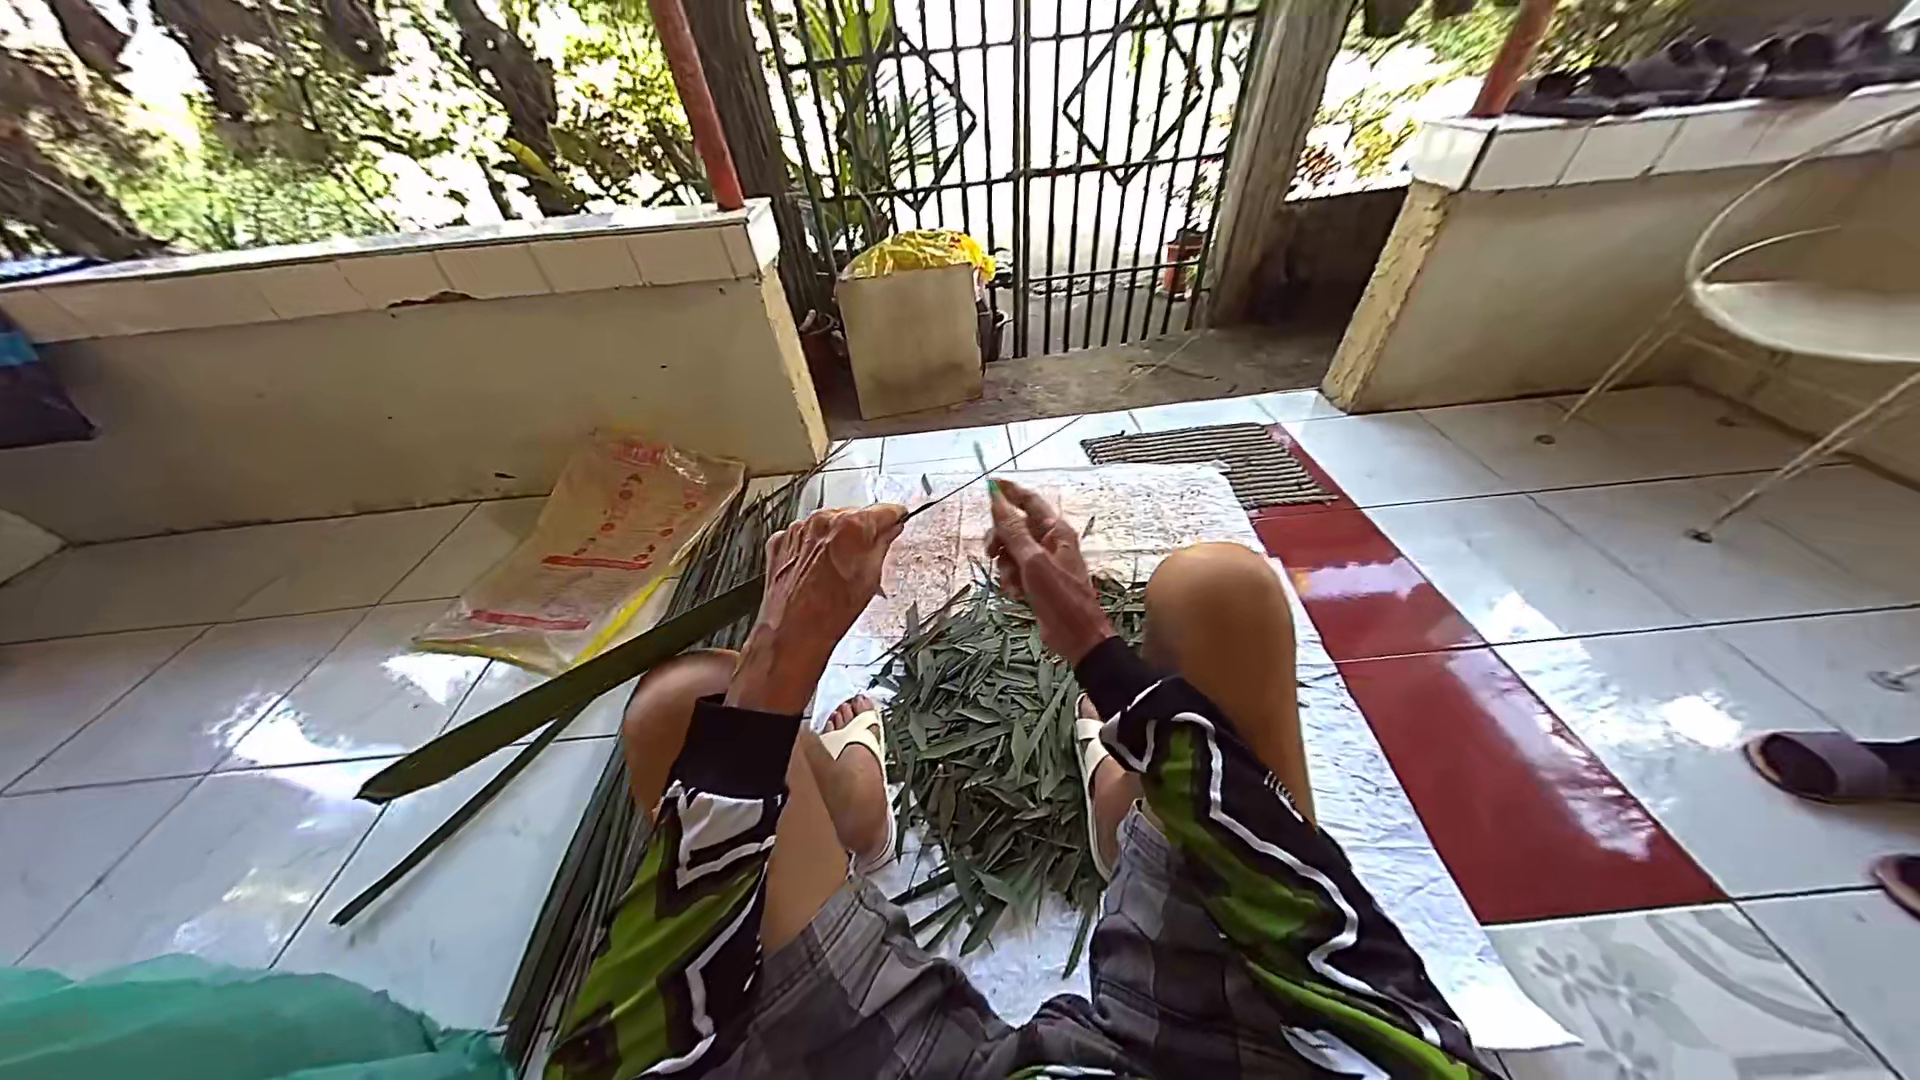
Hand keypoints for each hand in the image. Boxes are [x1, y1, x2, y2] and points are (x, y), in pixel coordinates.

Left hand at [727, 503, 906, 713]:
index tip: (898, 519)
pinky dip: (813, 548)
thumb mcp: (872, 578)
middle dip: (863, 532)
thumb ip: (884, 545)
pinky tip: (818, 571)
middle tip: (867, 557)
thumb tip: (889, 532)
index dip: (895, 517)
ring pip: (828, 525)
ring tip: (839, 571)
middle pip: (854, 516)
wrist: (794, 631)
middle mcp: (823, 521)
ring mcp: (799, 530)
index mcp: (851, 525)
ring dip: (836, 540)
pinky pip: (805, 536)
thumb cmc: (829, 612)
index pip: (885, 510)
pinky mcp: (782, 542)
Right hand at [985, 479, 1113, 663]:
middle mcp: (1049, 542)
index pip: (1029, 501)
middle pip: (1014, 528)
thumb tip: (996, 499)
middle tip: (991, 552)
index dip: (1009, 491)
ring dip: (1005, 567)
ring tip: (1013, 584)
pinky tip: (1017, 595)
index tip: (988, 483)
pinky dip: (1011, 581)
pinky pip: (1014, 571)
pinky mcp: (1037, 581)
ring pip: (1010, 551)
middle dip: (1000, 541)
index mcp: (1055, 531)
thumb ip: (1013, 530)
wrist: (1076, 636)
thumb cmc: (1060, 597)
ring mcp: (1043, 562)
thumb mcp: (1033, 562)